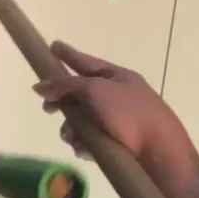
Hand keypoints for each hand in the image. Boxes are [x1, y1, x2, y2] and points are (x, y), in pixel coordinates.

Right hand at [33, 42, 198, 197]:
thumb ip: (64, 85)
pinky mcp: (115, 143)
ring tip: (71, 137)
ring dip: (70, 128)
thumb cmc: (129, 113)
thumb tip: (39, 86)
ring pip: (80, 120)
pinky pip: (88, 139)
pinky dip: (82, 143)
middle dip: (62, 102)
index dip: (68, 55)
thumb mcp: (94, 90)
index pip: (86, 62)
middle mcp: (116, 97)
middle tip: (47, 109)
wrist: (159, 151)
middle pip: (79, 94)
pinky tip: (83, 148)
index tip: (52, 46)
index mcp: (117, 78)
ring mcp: (116, 121)